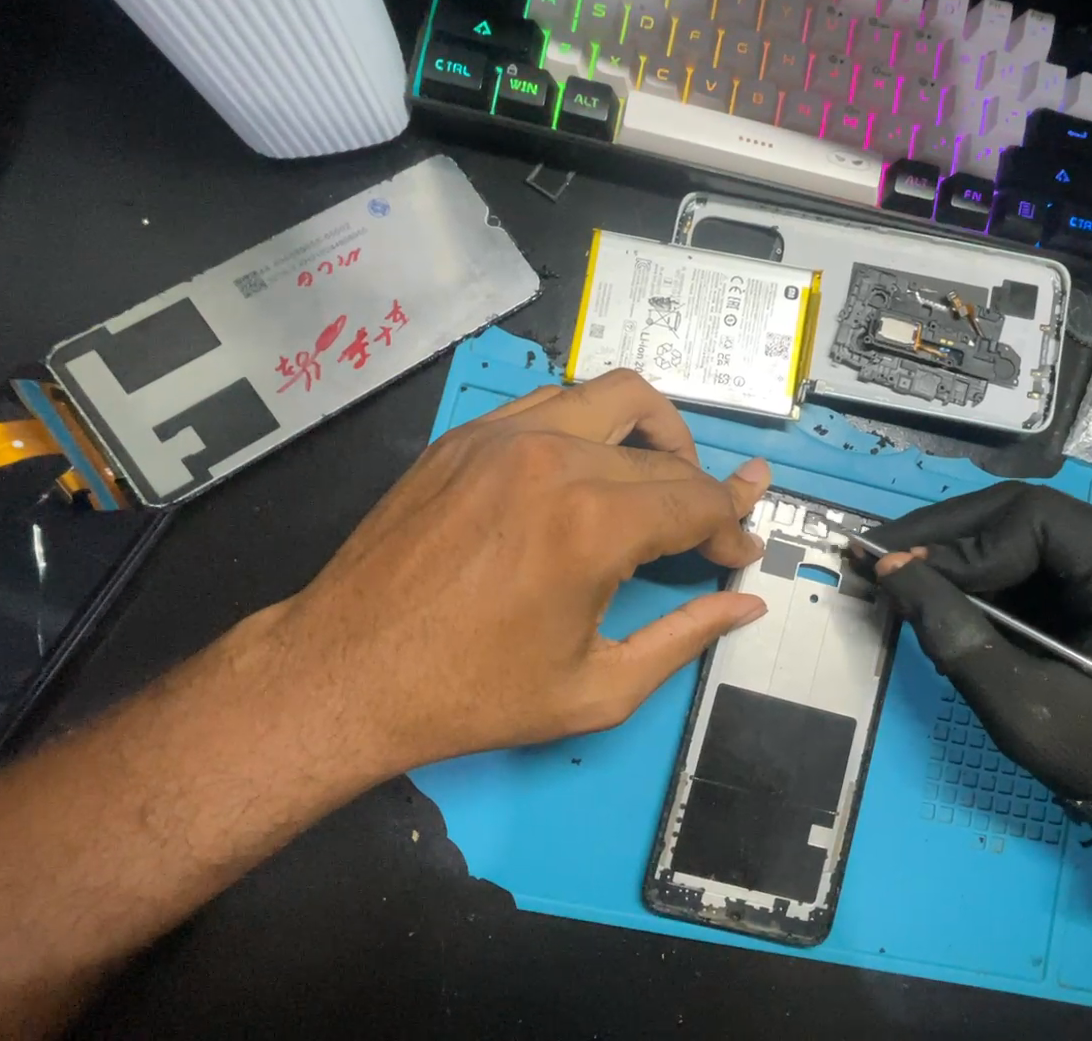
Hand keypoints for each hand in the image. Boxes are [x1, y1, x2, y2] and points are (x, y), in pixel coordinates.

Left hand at [231, 371, 770, 779]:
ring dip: (658, 434)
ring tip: (661, 479)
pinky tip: (589, 469)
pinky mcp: (467, 436)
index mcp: (595, 526)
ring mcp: (504, 437)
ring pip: (617, 396)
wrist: (344, 674)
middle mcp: (557, 460)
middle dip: (705, 492)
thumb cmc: (474, 695)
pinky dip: (593, 425)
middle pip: (667, 456)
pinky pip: (555, 403)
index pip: (698, 502)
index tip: (740, 550)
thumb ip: (686, 637)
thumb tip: (747, 605)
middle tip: (709, 530)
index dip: (732, 527)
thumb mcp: (598, 689)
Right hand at [869, 482, 1091, 901]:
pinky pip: (1024, 559)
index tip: (898, 572)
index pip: (1036, 521)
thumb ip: (954, 635)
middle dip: (944, 535)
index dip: (960, 544)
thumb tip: (888, 570)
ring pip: (1017, 530)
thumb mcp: (1023, 708)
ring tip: (892, 564)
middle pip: (1023, 514)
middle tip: (877, 550)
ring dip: (952, 549)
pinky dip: (972, 571)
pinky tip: (930, 583)